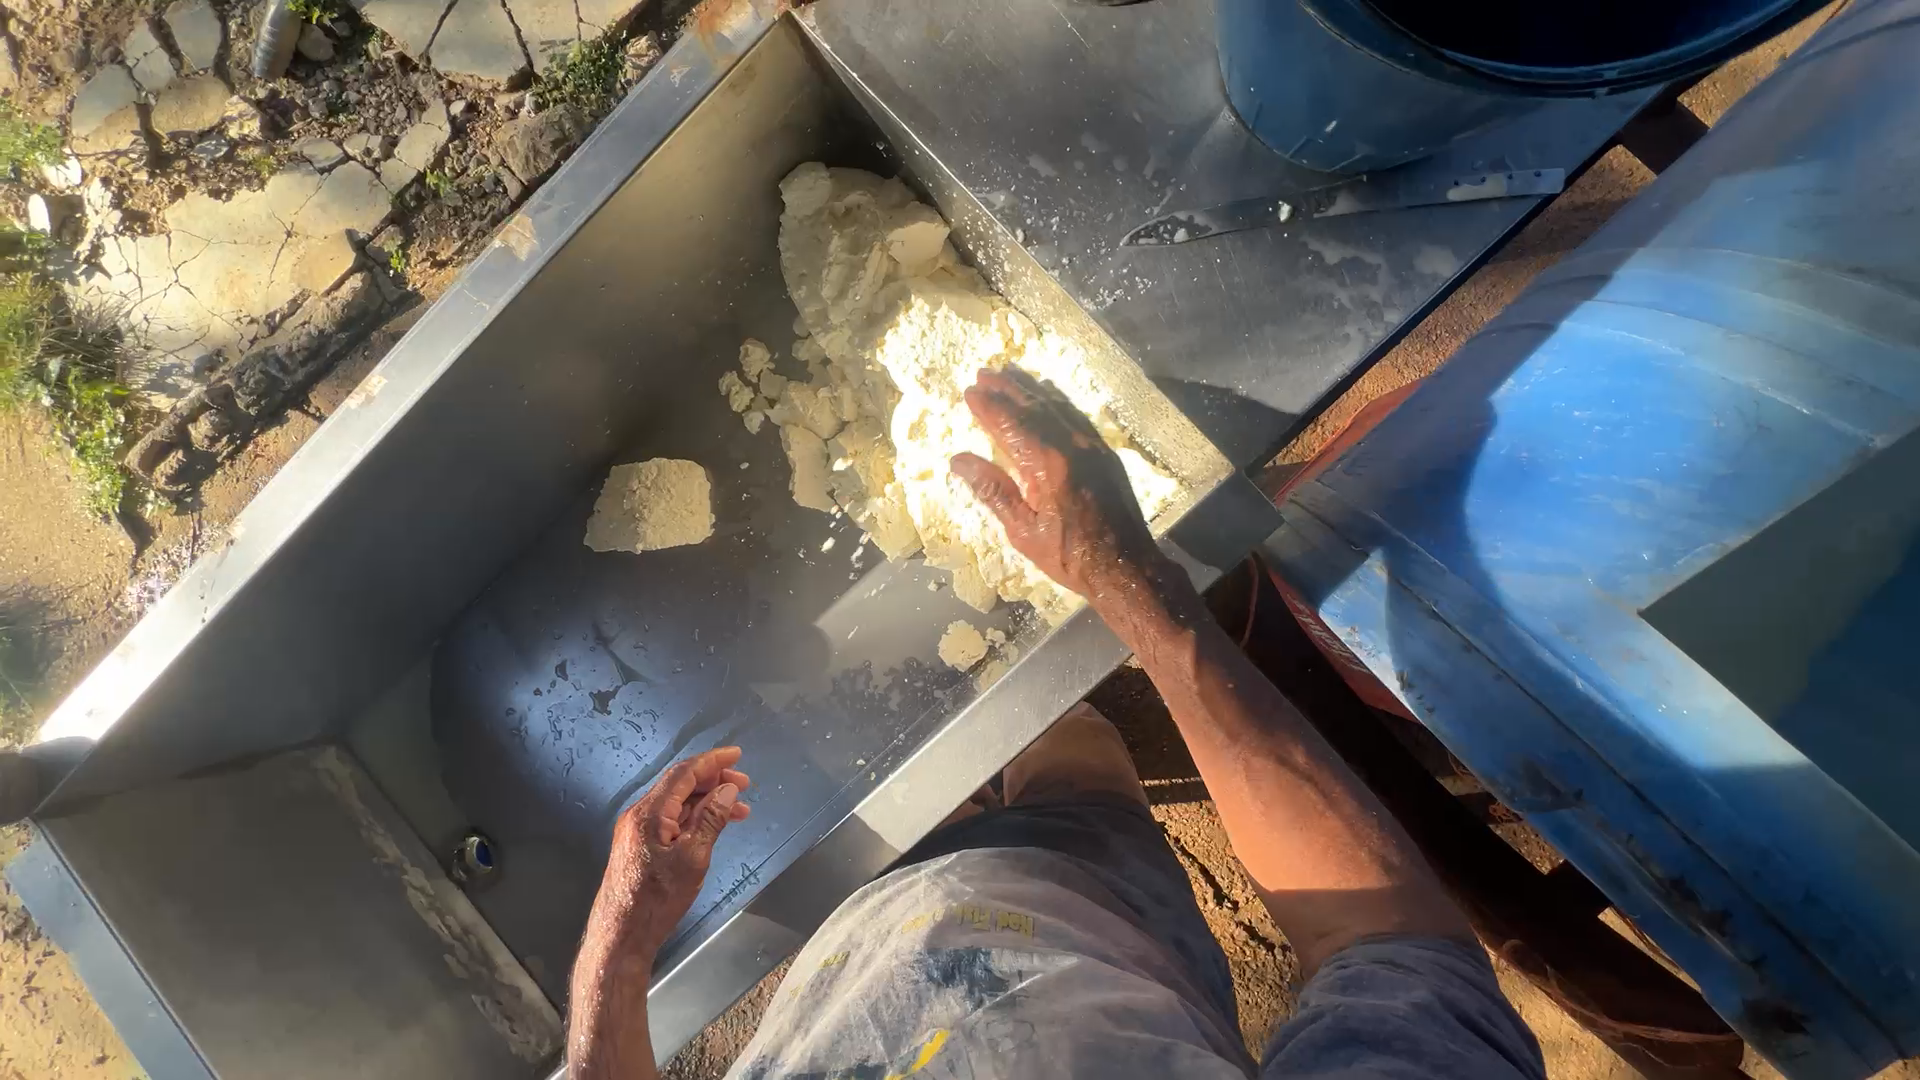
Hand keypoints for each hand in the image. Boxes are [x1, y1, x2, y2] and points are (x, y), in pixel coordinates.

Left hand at [585, 747, 751, 960]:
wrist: (620, 939)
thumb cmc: (657, 899)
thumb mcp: (693, 857)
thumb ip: (711, 819)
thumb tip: (728, 790)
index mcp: (650, 812)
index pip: (684, 773)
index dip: (713, 761)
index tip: (737, 755)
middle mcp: (640, 815)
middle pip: (681, 784)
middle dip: (714, 780)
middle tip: (744, 786)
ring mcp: (637, 831)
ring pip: (678, 802)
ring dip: (708, 800)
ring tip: (739, 810)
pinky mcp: (639, 846)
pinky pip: (672, 818)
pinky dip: (696, 816)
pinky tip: (714, 824)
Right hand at [951, 366, 1162, 603]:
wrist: (1126, 567)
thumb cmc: (1069, 555)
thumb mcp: (1022, 530)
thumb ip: (992, 491)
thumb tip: (959, 461)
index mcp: (1046, 466)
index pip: (1010, 425)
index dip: (988, 407)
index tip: (970, 392)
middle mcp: (1071, 447)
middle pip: (1033, 408)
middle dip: (1007, 389)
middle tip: (984, 372)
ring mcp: (1092, 447)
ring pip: (1057, 407)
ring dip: (1031, 390)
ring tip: (1010, 374)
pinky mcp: (1105, 455)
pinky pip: (1077, 417)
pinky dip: (1058, 402)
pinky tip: (1049, 396)